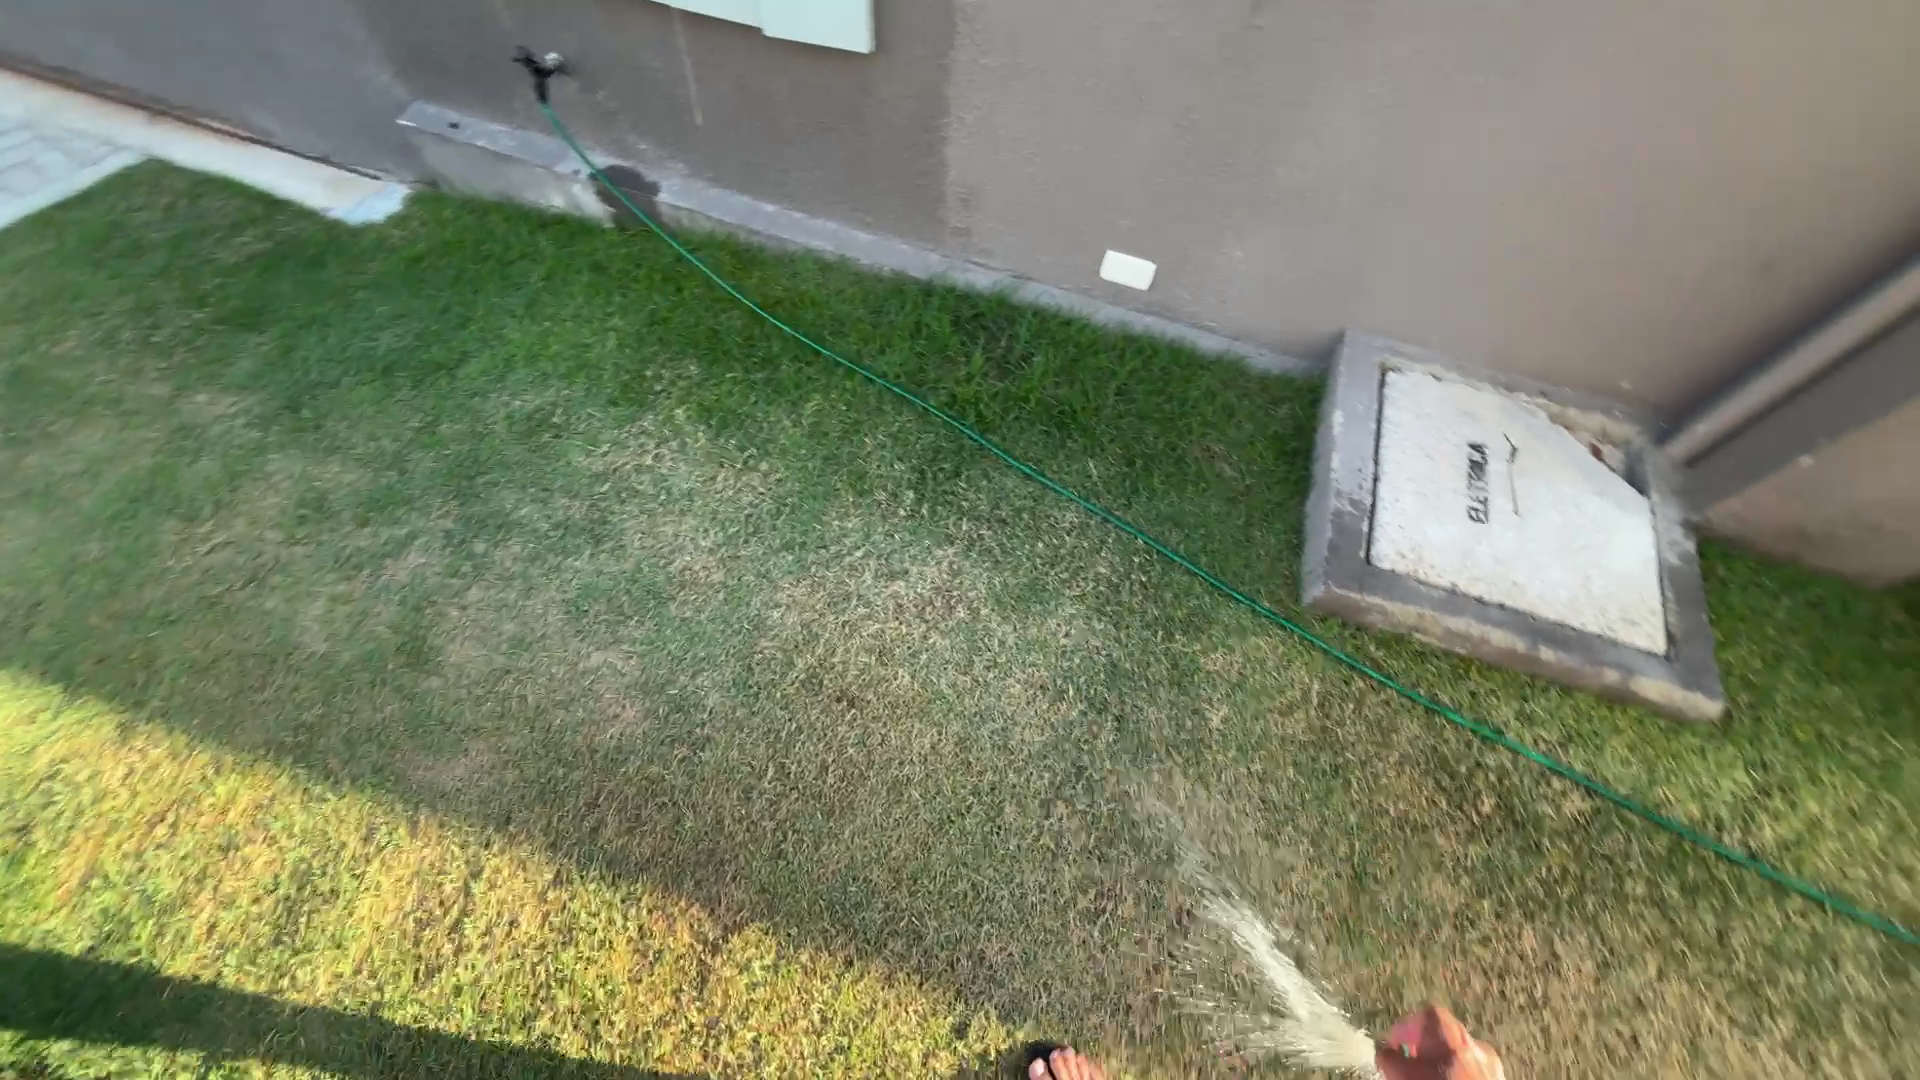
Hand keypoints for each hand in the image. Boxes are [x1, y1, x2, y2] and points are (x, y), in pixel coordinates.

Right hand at [1375, 1006, 1503, 1079]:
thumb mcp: (1400, 1071)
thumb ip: (1387, 1055)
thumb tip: (1384, 1050)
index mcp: (1445, 1026)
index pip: (1421, 1014)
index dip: (1405, 1029)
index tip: (1394, 1045)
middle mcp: (1470, 1038)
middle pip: (1443, 1034)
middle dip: (1425, 1047)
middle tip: (1412, 1063)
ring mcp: (1491, 1063)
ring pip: (1461, 1055)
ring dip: (1445, 1063)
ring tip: (1432, 1076)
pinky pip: (1477, 1073)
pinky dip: (1463, 1075)